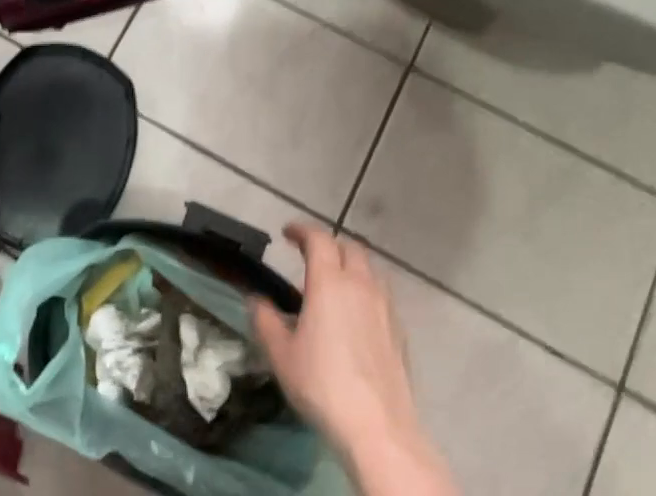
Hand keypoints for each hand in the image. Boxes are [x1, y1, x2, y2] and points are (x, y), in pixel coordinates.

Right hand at [253, 223, 454, 495]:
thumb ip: (265, 320)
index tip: (286, 233)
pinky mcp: (399, 331)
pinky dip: (364, 290)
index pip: (318, 239)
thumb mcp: (280, 353)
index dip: (301, 230)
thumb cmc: (322, 384)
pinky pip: (381, 295)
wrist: (378, 426)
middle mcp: (361, 286)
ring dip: (350, 265)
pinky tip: (353, 315)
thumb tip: (256, 300)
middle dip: (328, 244)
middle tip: (308, 255)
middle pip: (350, 247)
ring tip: (332, 282)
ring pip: (370, 270)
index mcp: (330, 283)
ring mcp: (386, 308)